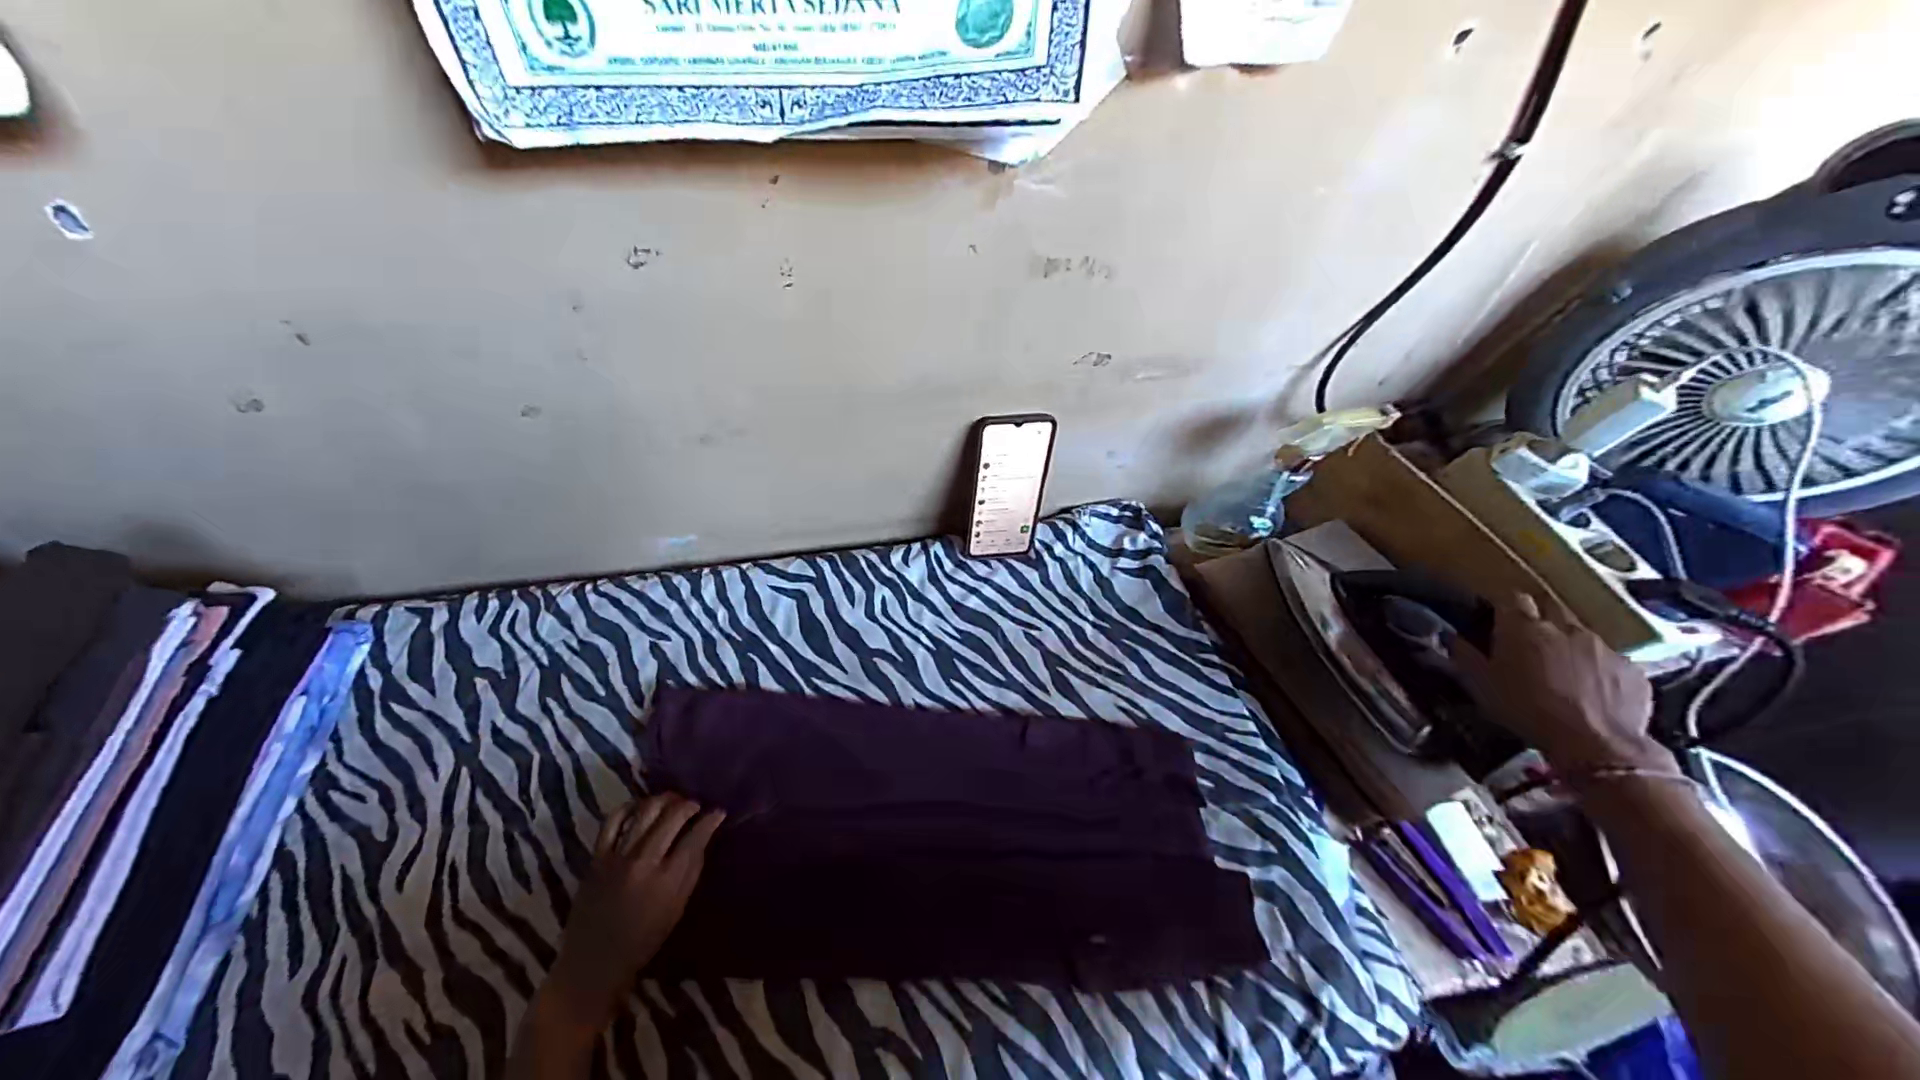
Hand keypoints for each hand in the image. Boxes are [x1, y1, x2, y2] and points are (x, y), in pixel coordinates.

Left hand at [544, 794, 723, 1027]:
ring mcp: (618, 857)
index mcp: (668, 880)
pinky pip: (612, 821)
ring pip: (645, 812)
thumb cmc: (643, 941)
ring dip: (663, 800)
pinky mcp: (597, 858)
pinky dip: (628, 807)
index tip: (718, 812)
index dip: (711, 819)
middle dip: (689, 805)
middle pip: (672, 816)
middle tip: (696, 805)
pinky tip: (640, 805)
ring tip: (672, 800)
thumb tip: (703, 837)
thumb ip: (692, 871)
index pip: (696, 836)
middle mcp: (644, 862)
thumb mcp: (678, 908)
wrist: (593, 963)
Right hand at [1448, 593, 1672, 775]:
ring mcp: (1603, 646)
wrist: (1596, 745)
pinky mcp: (1631, 668)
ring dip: (1567, 642)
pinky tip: (1591, 689)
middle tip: (1527, 637)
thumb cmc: (1526, 710)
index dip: (1504, 605)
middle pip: (1550, 606)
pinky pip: (1609, 658)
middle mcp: (1565, 627)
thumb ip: (1465, 656)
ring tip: (1561, 668)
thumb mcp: (1481, 686)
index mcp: (1524, 628)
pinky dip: (1597, 666)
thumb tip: (1451, 636)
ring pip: (1580, 632)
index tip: (1496, 616)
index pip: (1512, 598)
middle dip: (1538, 615)